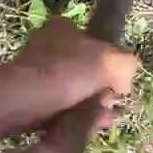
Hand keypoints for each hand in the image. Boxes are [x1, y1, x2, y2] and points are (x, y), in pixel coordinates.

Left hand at [11, 16, 139, 113]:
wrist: (26, 97)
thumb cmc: (69, 71)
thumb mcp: (113, 61)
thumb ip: (126, 65)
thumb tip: (121, 82)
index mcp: (62, 27)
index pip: (91, 41)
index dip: (108, 62)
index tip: (115, 81)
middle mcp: (45, 44)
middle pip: (84, 68)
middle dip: (101, 88)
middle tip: (108, 101)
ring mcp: (35, 70)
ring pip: (73, 89)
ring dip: (91, 104)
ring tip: (101, 118)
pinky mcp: (28, 94)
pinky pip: (59, 105)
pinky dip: (74, 115)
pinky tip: (88, 125)